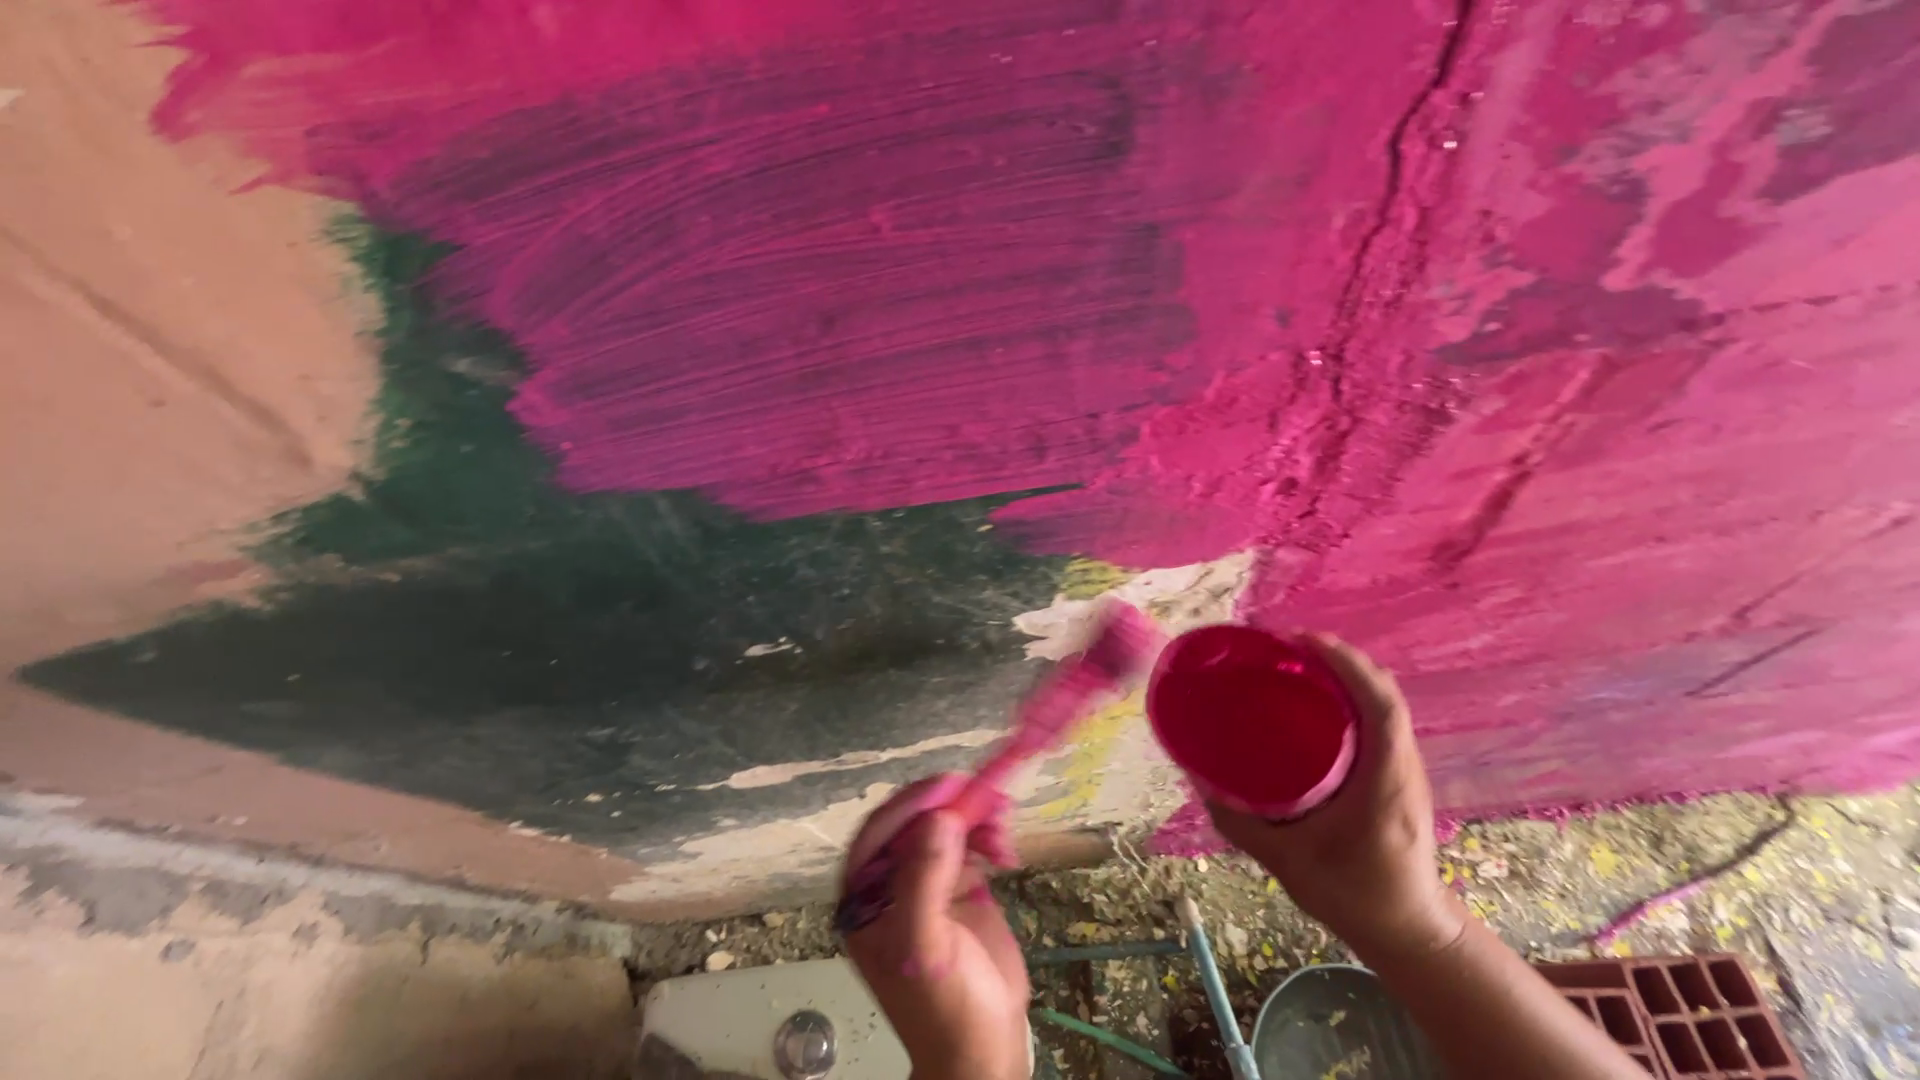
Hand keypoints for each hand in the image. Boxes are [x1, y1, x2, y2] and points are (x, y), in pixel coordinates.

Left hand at [840, 775, 1030, 1079]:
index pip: (877, 834)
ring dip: (976, 819)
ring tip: (1003, 832)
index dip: (910, 805)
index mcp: (864, 899)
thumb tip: (939, 817)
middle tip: (988, 796)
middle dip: (950, 807)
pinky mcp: (962, 886)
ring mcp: (929, 882)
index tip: (948, 784)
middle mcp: (892, 883)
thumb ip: (924, 879)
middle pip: (915, 824)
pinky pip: (972, 844)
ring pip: (947, 828)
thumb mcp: (924, 946)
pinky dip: (990, 836)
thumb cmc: (942, 1006)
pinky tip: (1006, 850)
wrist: (986, 1048)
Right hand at [1206, 635, 1466, 962]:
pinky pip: (1385, 721)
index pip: (1380, 706)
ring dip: (1351, 675)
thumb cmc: (1354, 896)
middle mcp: (1403, 768)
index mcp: (1383, 783)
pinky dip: (1357, 697)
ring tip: (1302, 664)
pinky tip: (1322, 703)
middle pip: (1385, 694)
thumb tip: (1200, 779)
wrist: (1411, 931)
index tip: (1303, 641)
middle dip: (1342, 659)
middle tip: (1291, 646)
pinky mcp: (1403, 778)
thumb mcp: (1286, 863)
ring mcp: (1408, 772)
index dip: (1347, 665)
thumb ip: (1240, 823)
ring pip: (1388, 704)